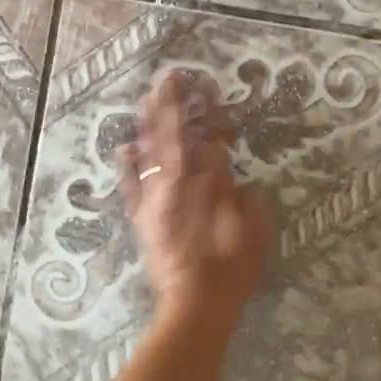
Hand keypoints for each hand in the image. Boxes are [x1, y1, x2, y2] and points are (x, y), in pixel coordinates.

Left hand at [122, 71, 273, 324]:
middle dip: (172, 104)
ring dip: (149, 124)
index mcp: (211, 184)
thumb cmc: (233, 270)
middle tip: (168, 77)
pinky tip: (124, 147)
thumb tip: (244, 183)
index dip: (209, 113)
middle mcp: (180, 185)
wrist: (195, 303)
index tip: (206, 88)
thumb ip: (250, 201)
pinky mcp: (143, 219)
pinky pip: (131, 186)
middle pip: (174, 136)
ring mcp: (156, 201)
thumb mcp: (256, 233)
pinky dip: (128, 165)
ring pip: (149, 153)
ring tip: (147, 99)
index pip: (210, 139)